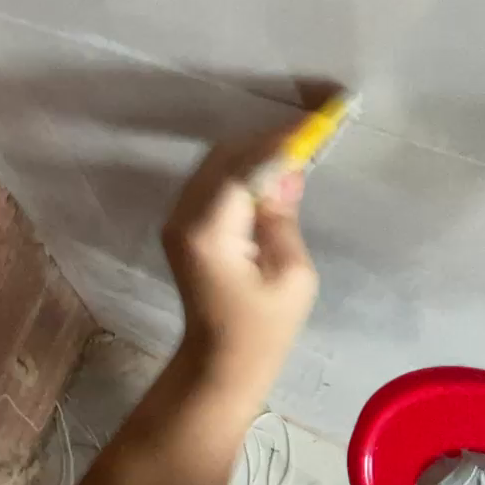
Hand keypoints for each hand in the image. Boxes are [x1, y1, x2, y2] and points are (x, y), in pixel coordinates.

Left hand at [160, 128, 318, 359]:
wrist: (219, 359)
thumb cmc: (264, 327)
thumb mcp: (292, 274)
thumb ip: (283, 215)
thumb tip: (286, 170)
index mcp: (208, 232)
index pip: (240, 170)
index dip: (274, 144)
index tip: (308, 126)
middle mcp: (182, 218)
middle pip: (219, 159)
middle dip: (261, 142)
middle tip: (304, 136)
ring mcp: (175, 220)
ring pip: (211, 166)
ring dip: (249, 154)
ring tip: (291, 150)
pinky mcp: (179, 225)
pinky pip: (208, 183)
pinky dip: (237, 171)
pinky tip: (266, 174)